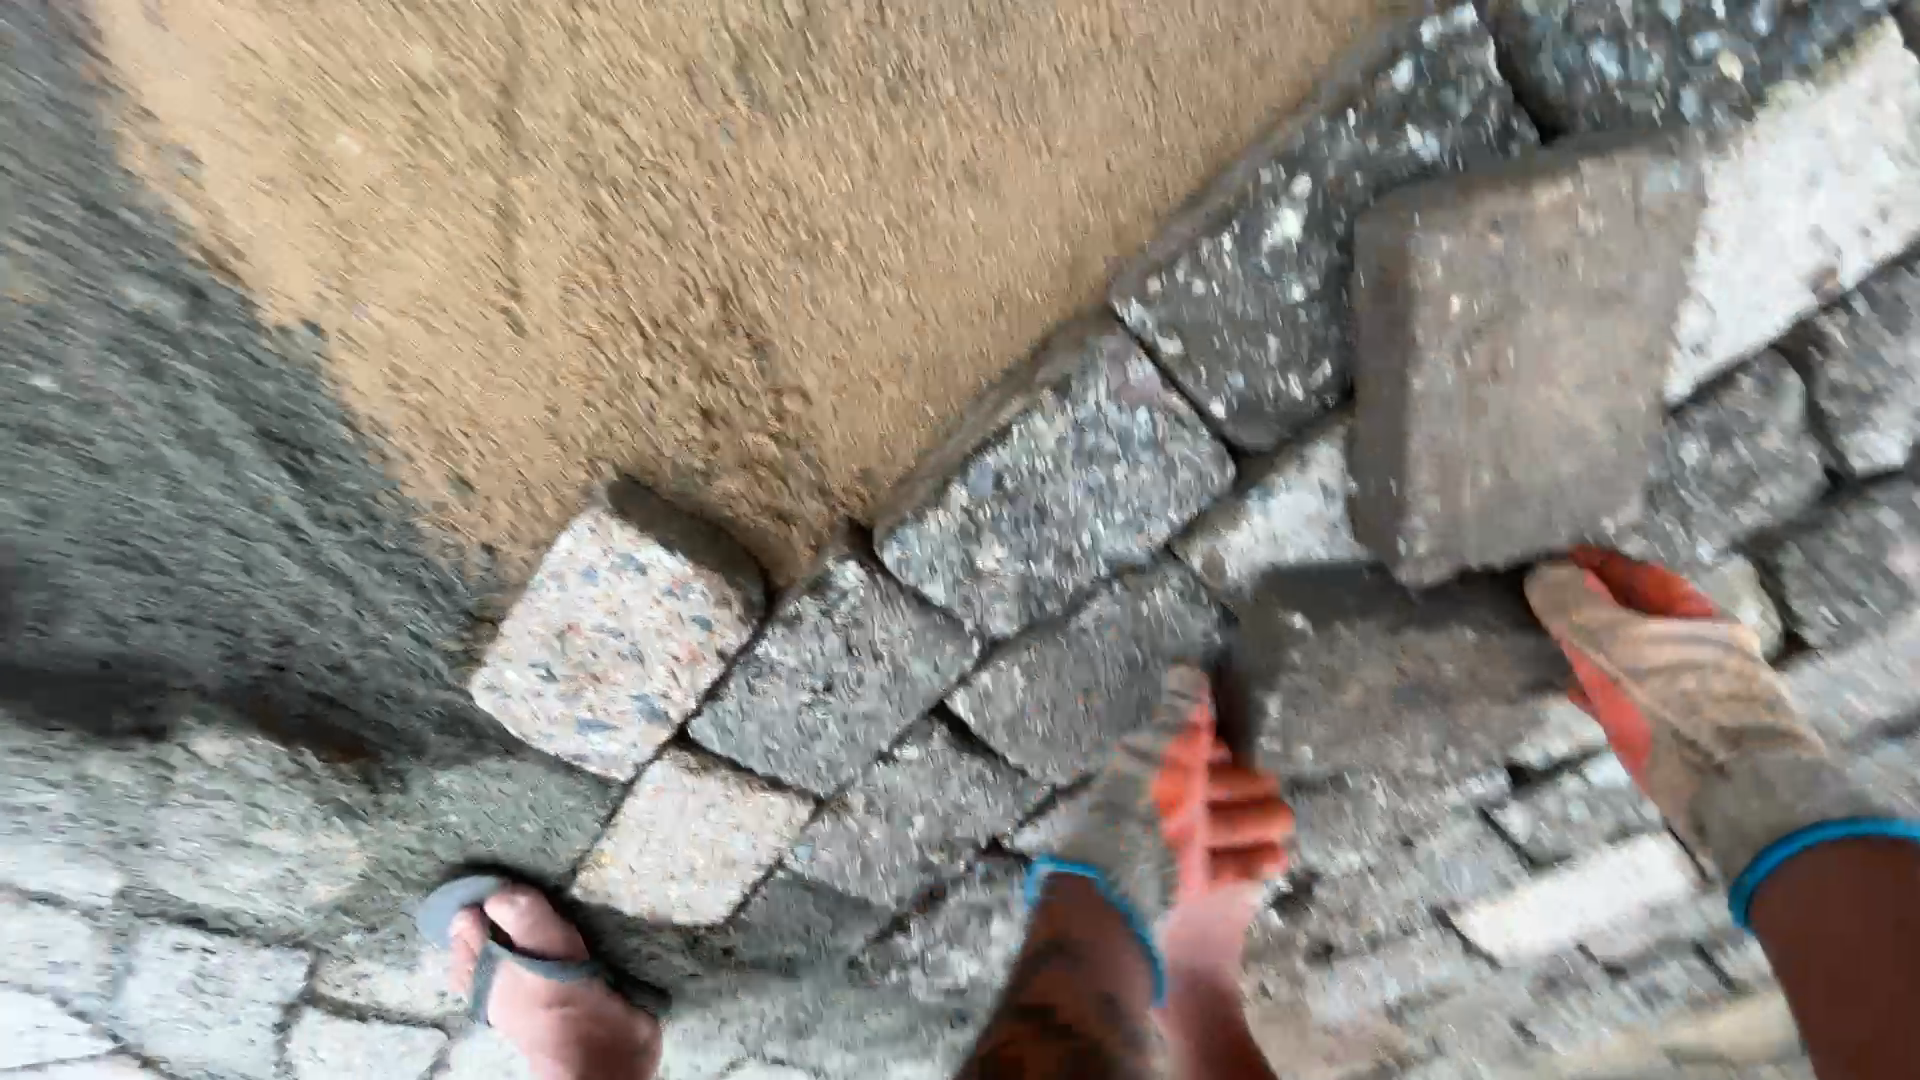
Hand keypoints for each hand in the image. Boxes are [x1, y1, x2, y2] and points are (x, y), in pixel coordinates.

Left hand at [1044, 665, 1292, 943]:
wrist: (1125, 874)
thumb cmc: (1151, 800)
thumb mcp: (1166, 745)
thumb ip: (1182, 709)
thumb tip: (1188, 667)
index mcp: (1154, 763)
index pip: (1188, 750)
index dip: (1215, 748)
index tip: (1241, 749)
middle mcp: (1163, 799)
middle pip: (1210, 791)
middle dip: (1244, 787)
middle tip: (1277, 787)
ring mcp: (1175, 841)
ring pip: (1221, 827)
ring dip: (1255, 824)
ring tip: (1287, 823)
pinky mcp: (1187, 878)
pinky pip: (1223, 866)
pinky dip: (1250, 861)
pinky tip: (1278, 859)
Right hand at [1526, 548, 1877, 873]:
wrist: (1725, 783)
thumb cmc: (1673, 699)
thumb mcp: (1614, 640)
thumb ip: (1573, 605)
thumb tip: (1540, 573)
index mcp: (1698, 620)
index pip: (1643, 576)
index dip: (1601, 563)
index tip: (1560, 556)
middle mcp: (1696, 649)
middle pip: (1635, 614)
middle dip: (1592, 602)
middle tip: (1546, 594)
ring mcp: (1683, 689)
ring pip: (1626, 654)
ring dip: (1588, 644)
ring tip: (1547, 634)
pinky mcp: (1665, 724)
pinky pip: (1620, 692)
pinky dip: (1592, 683)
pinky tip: (1565, 684)